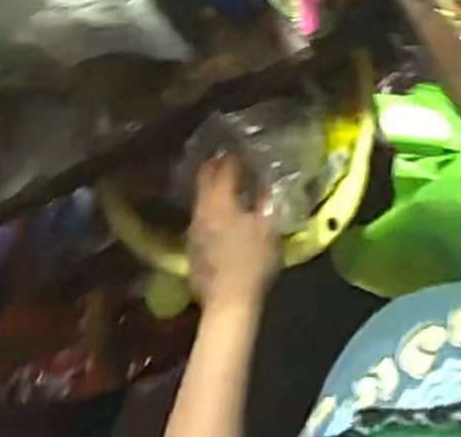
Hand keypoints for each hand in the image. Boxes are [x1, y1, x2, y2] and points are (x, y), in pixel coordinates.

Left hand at [187, 155, 279, 313]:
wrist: (229, 305)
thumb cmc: (254, 263)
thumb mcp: (269, 228)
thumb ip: (266, 200)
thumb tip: (263, 182)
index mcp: (221, 200)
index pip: (226, 167)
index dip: (237, 158)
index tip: (247, 156)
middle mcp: (202, 208)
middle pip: (205, 175)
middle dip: (217, 164)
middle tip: (232, 161)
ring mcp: (193, 227)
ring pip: (200, 196)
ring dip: (213, 186)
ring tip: (229, 188)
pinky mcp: (191, 245)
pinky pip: (200, 216)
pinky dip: (210, 208)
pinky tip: (222, 217)